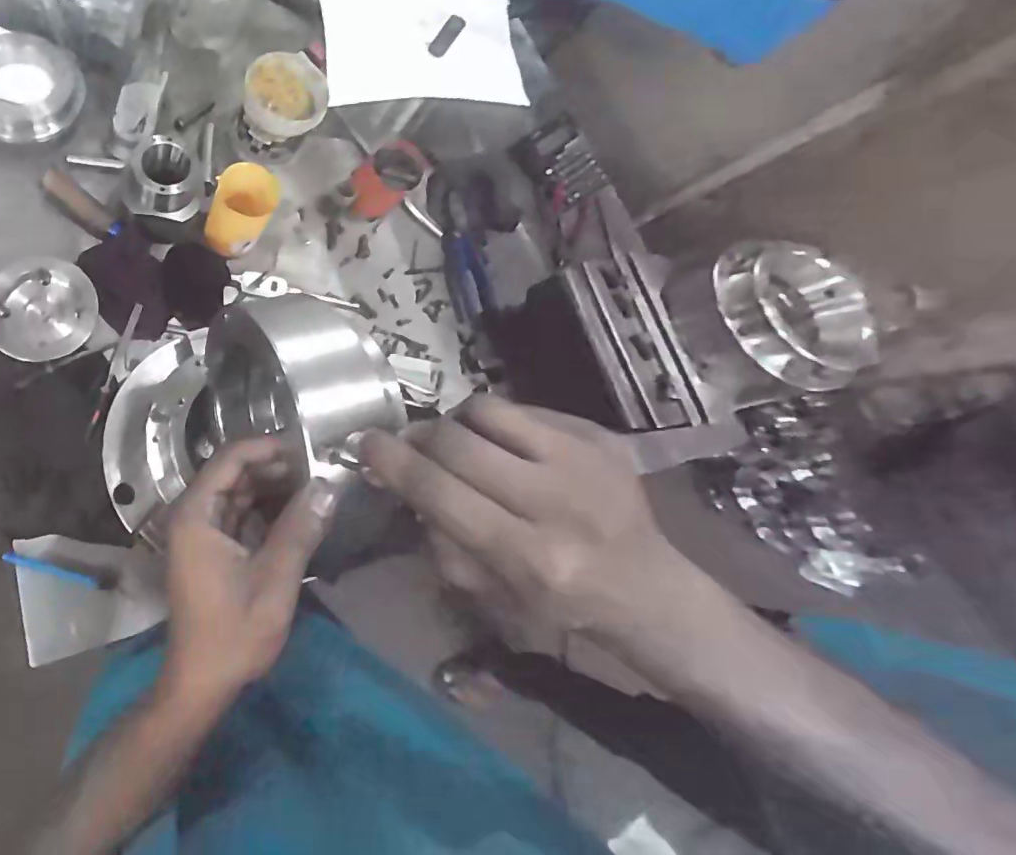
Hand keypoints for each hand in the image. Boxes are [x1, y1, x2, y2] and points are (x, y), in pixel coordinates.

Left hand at [159, 439, 337, 705]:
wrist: (201, 682)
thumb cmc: (233, 633)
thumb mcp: (273, 580)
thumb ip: (298, 530)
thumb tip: (327, 488)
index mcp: (196, 514)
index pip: (228, 459)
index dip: (264, 448)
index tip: (303, 446)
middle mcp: (192, 516)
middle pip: (232, 474)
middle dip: (272, 468)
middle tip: (316, 467)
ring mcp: (199, 533)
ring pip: (237, 495)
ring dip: (270, 489)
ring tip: (313, 485)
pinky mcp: (210, 550)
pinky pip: (238, 516)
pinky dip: (264, 512)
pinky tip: (296, 513)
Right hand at [362, 396, 702, 641]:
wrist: (650, 591)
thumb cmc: (557, 606)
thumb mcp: (487, 593)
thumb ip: (437, 537)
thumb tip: (398, 479)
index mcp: (530, 557)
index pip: (439, 491)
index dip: (391, 461)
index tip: (365, 443)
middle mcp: (559, 502)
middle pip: (455, 441)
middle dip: (418, 437)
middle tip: (407, 443)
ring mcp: (586, 461)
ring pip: (484, 410)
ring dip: (455, 423)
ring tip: (456, 442)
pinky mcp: (601, 436)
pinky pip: (521, 408)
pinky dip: (495, 424)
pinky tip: (503, 447)